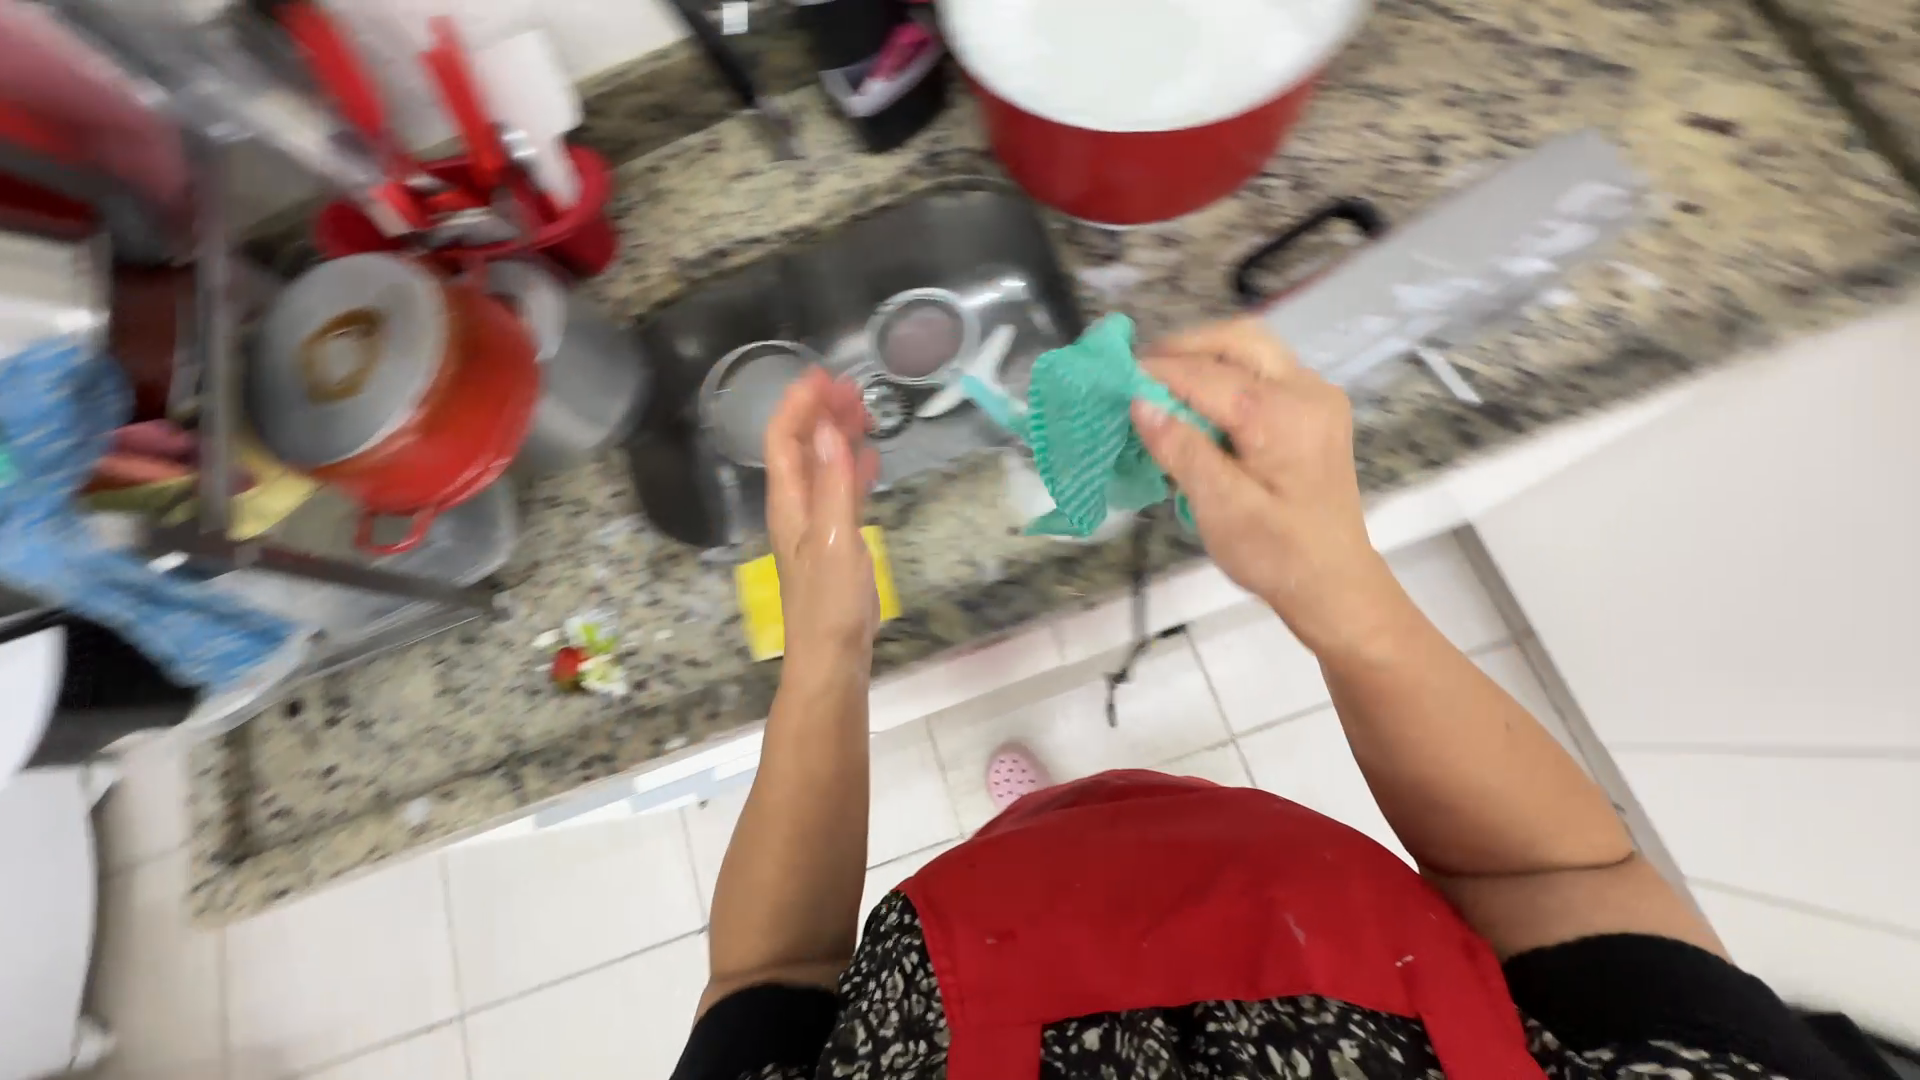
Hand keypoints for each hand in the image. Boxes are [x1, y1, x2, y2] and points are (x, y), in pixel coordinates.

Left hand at [764, 368, 882, 664]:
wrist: (831, 654)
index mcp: (789, 502)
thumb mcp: (834, 538)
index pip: (784, 439)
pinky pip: (840, 490)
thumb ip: (833, 484)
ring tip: (864, 411)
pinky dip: (852, 469)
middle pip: (801, 447)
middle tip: (852, 388)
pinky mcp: (835, 539)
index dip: (798, 404)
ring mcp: (815, 523)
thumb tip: (828, 429)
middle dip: (820, 413)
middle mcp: (797, 506)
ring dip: (837, 436)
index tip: (824, 375)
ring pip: (822, 466)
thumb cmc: (830, 601)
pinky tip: (870, 459)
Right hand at [1132, 319, 1408, 658]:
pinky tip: (1197, 400)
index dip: (1158, 372)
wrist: (1332, 582)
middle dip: (1186, 347)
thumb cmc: (1275, 553)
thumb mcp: (1220, 507)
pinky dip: (1225, 374)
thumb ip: (1181, 449)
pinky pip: (1264, 373)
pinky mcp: (1314, 411)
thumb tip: (1139, 403)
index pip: (1208, 375)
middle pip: (1240, 340)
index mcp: (1283, 416)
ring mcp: (1316, 398)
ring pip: (1253, 351)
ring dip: (1205, 357)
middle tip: (1140, 369)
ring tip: (1162, 381)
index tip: (1116, 374)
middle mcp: (1308, 392)